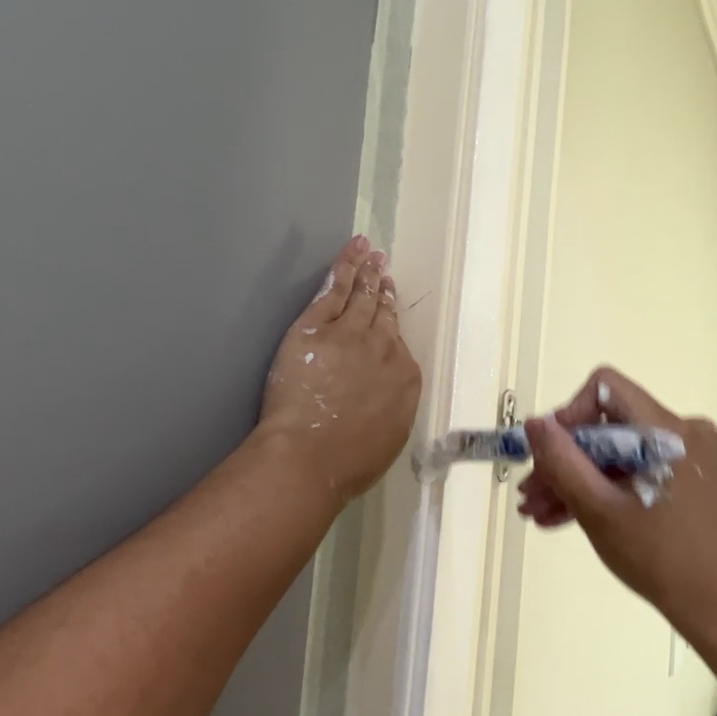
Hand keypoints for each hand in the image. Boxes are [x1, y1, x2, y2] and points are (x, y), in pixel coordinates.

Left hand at [258, 235, 421, 503]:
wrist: (311, 453)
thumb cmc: (349, 462)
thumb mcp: (387, 438)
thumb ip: (388, 409)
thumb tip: (382, 399)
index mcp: (404, 378)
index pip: (398, 345)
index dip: (392, 325)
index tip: (390, 314)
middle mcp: (384, 348)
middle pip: (383, 314)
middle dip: (384, 290)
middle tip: (385, 271)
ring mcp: (350, 333)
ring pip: (362, 295)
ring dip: (368, 272)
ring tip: (371, 254)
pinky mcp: (316, 325)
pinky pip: (335, 288)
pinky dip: (345, 267)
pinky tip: (351, 252)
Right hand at [516, 367, 716, 625]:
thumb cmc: (661, 558)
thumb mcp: (598, 509)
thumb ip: (561, 460)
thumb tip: (534, 421)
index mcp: (668, 430)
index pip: (605, 389)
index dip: (568, 415)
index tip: (547, 455)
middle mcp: (684, 432)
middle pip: (608, 426)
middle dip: (564, 460)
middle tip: (531, 495)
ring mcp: (690, 458)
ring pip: (618, 452)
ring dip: (577, 479)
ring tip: (538, 513)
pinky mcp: (691, 481)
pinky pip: (636, 470)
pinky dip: (604, 489)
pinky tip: (566, 517)